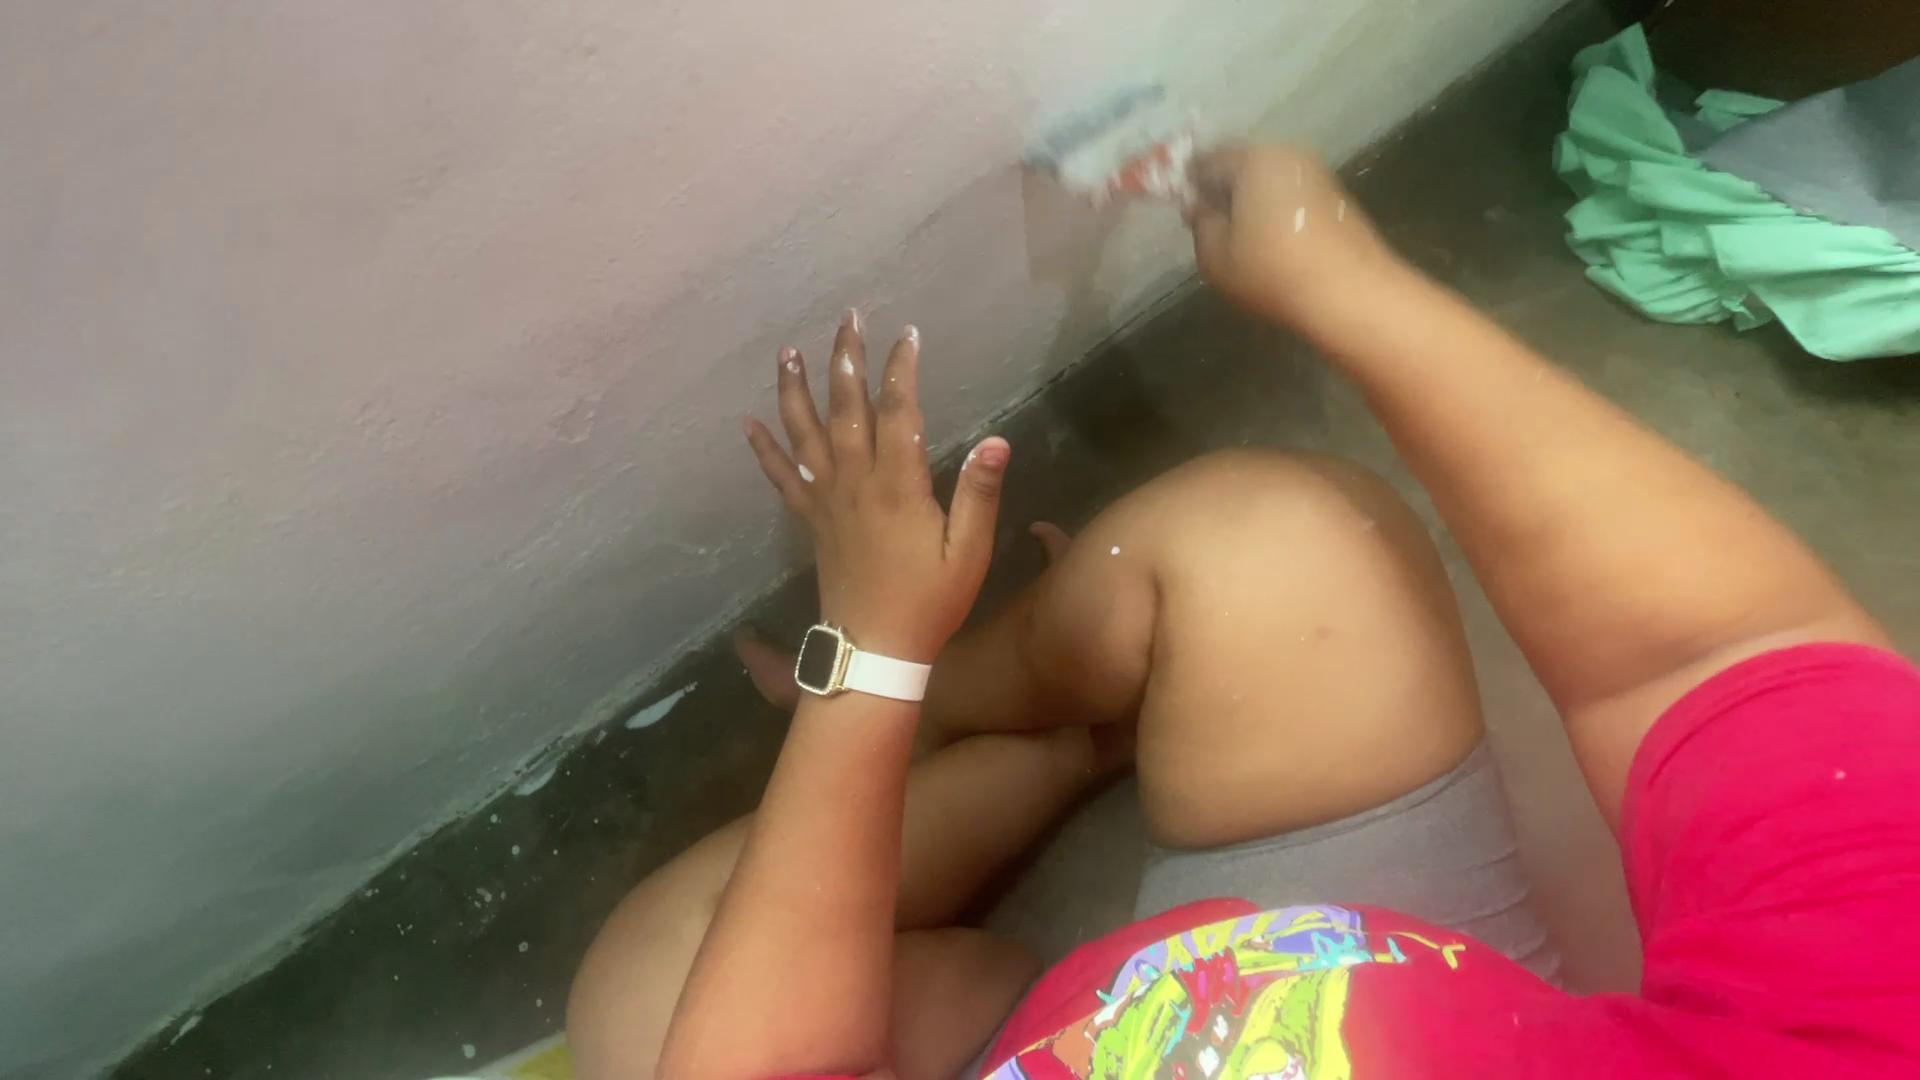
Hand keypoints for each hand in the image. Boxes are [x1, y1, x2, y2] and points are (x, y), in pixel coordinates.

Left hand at [744, 311, 1007, 662]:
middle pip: (846, 409)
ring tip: (788, 351)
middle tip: (847, 319)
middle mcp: (856, 483)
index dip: (902, 370)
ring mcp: (827, 501)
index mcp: (898, 486)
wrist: (875, 649)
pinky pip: (782, 479)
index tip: (908, 334)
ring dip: (795, 391)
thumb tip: (997, 440)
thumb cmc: (929, 602)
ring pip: (805, 435)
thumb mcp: (969, 553)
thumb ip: (980, 495)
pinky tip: (747, 423)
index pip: (899, 412)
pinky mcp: (811, 522)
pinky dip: (764, 450)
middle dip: (847, 361)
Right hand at [1188, 144, 1402, 332]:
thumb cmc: (1270, 271)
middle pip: (1242, 165)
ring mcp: (1315, 174)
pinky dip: (1271, 212)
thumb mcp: (1215, 256)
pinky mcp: (1333, 197)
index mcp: (1254, 160)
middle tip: (1206, 226)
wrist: (1346, 291)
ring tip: (1236, 240)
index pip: (1208, 160)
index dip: (1189, 183)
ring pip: (1267, 181)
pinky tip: (1266, 243)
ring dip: (1248, 203)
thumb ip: (1201, 225)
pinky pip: (1288, 195)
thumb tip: (1199, 207)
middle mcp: (1287, 155)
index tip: (1181, 209)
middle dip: (1221, 190)